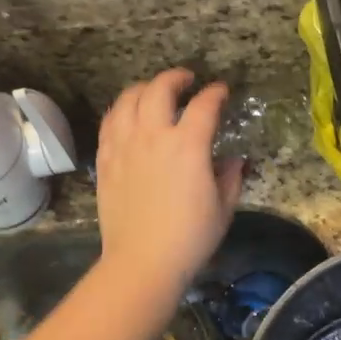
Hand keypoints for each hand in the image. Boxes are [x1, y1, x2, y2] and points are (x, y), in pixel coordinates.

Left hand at [95, 69, 245, 290]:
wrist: (143, 261)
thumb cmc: (190, 238)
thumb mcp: (223, 208)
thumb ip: (231, 178)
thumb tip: (234, 161)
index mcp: (189, 146)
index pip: (204, 106)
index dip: (216, 93)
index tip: (221, 91)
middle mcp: (154, 136)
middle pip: (160, 89)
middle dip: (176, 78)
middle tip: (187, 81)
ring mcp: (124, 145)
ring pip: (129, 99)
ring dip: (145, 88)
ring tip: (154, 92)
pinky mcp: (106, 159)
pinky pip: (110, 121)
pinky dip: (122, 110)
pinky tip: (128, 114)